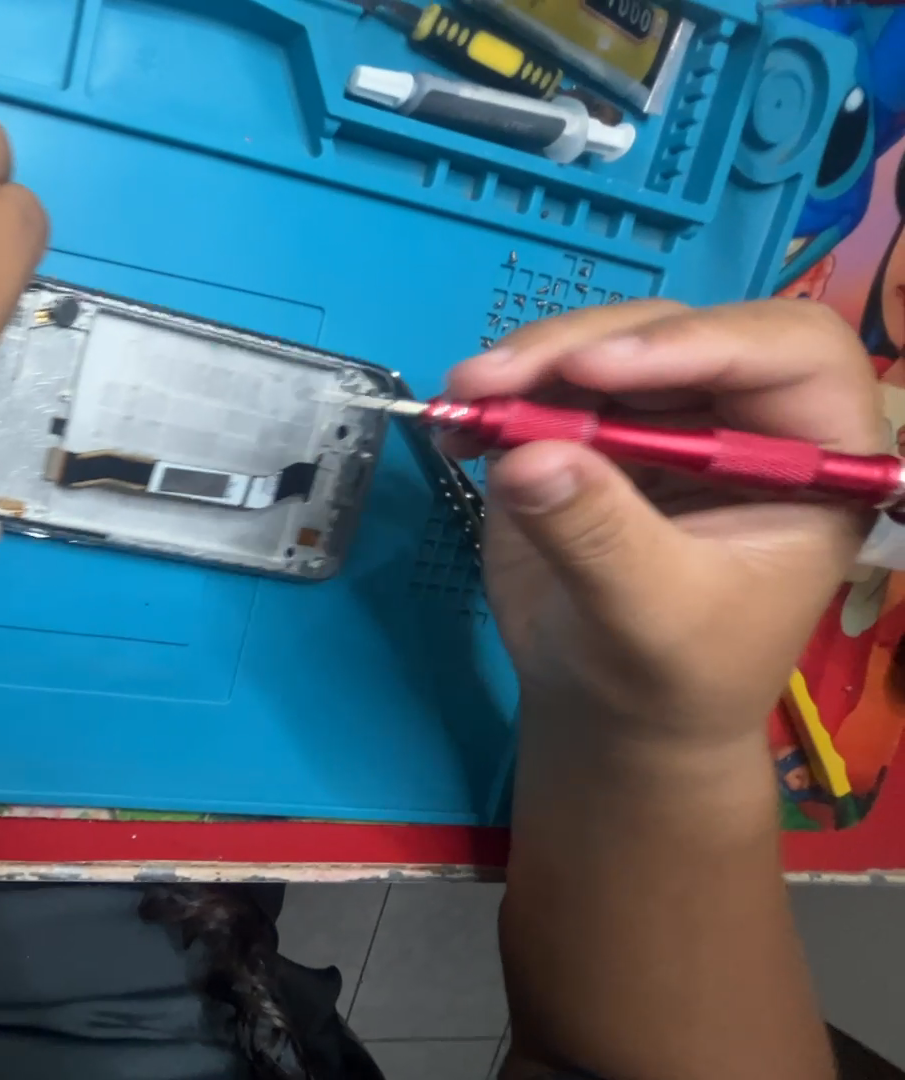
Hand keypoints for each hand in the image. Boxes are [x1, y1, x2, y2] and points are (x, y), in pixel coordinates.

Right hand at [445, 299, 885, 752]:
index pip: (779, 358)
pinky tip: (451, 434)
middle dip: (570, 349)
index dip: (692, 344)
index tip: (588, 372)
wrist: (606, 702)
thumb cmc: (664, 671)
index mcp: (803, 456)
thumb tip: (528, 457)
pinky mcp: (571, 447)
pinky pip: (530, 401)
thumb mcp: (645, 611)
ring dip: (517, 370)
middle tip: (482, 383)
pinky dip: (485, 409)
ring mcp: (645, 430)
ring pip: (587, 355)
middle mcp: (728, 423)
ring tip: (455, 401)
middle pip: (665, 336)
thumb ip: (597, 535)